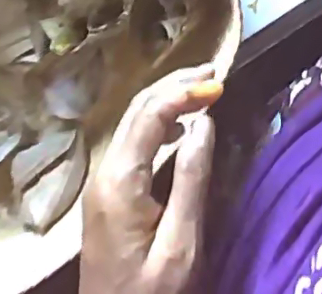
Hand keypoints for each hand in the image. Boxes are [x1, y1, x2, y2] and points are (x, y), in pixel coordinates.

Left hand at [79, 65, 221, 293]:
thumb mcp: (180, 249)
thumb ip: (191, 182)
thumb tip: (204, 123)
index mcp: (119, 177)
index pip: (150, 112)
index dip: (184, 91)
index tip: (219, 84)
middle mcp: (105, 167)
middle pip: (137, 107)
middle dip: (175, 84)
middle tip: (213, 73)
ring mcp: (102, 178)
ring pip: (133, 119)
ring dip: (166, 99)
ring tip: (202, 90)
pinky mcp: (107, 190)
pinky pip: (132, 139)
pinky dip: (157, 121)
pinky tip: (179, 126)